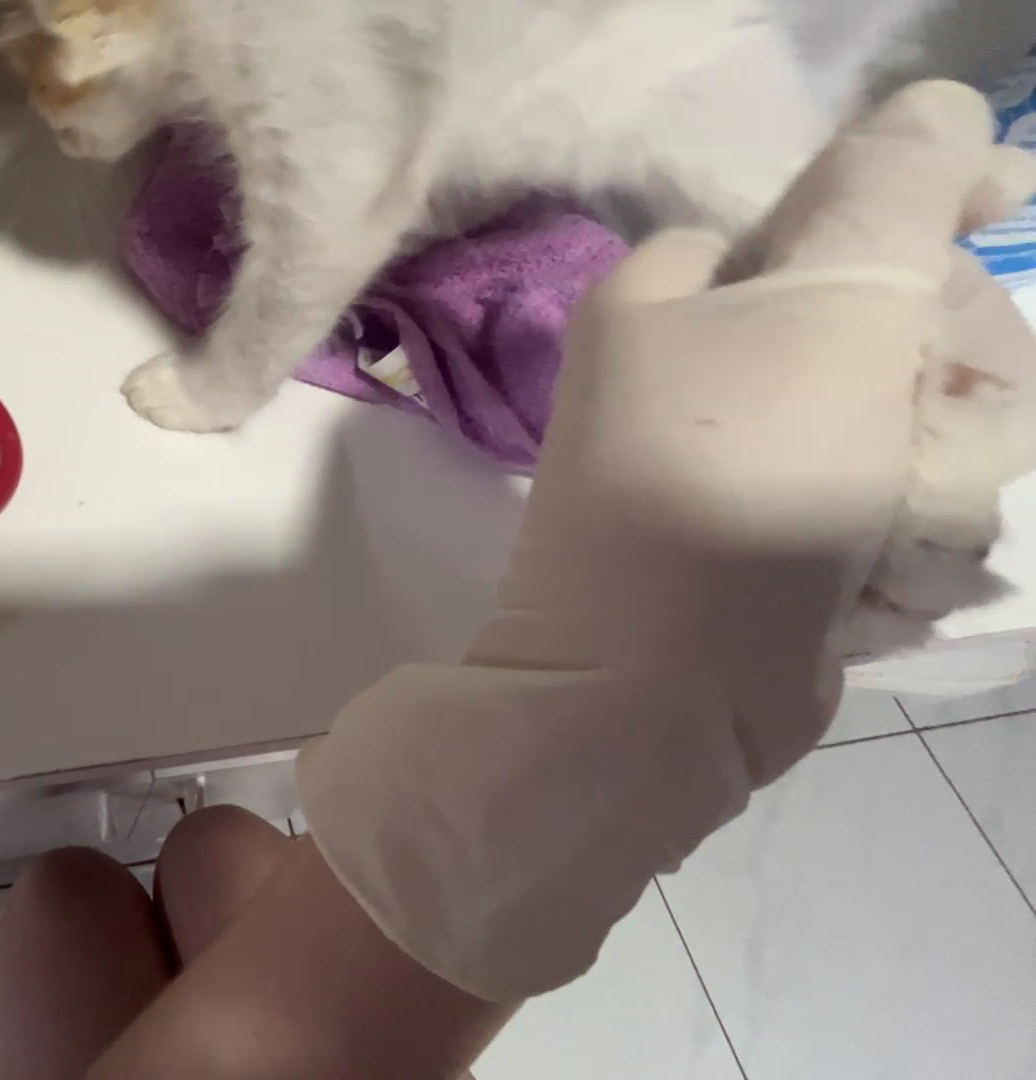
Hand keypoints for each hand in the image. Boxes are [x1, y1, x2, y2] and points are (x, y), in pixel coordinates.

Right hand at [295, 80, 1035, 1005]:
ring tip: (745, 451)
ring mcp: (957, 485)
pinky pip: (911, 473)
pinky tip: (771, 515)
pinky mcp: (920, 567)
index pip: (927, 147)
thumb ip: (666, 269)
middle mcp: (959, 380)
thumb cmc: (620, 503)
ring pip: (935, 383)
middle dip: (851, 298)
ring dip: (849, 392)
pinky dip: (852, 469)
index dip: (877, 149)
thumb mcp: (611, 346)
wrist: (632, 690)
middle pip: (945, 277)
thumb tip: (710, 264)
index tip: (803, 206)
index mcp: (880, 304)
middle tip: (732, 359)